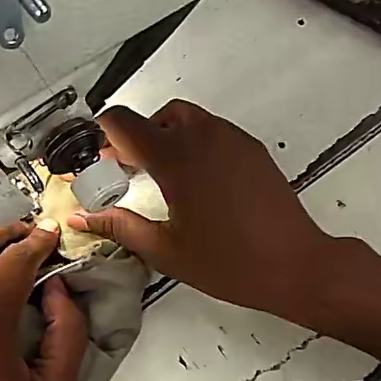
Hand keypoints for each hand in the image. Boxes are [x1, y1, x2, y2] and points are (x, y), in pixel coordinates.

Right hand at [69, 101, 339, 320]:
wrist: (296, 264)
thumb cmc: (232, 263)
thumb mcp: (166, 250)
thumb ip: (120, 227)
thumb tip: (84, 217)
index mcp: (176, 158)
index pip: (124, 122)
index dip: (104, 134)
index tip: (100, 158)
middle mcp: (205, 137)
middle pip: (157, 116)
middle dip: (136, 137)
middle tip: (128, 170)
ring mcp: (233, 140)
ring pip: (188, 120)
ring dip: (167, 137)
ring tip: (162, 178)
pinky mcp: (253, 150)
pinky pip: (214, 132)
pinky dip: (195, 144)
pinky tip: (196, 182)